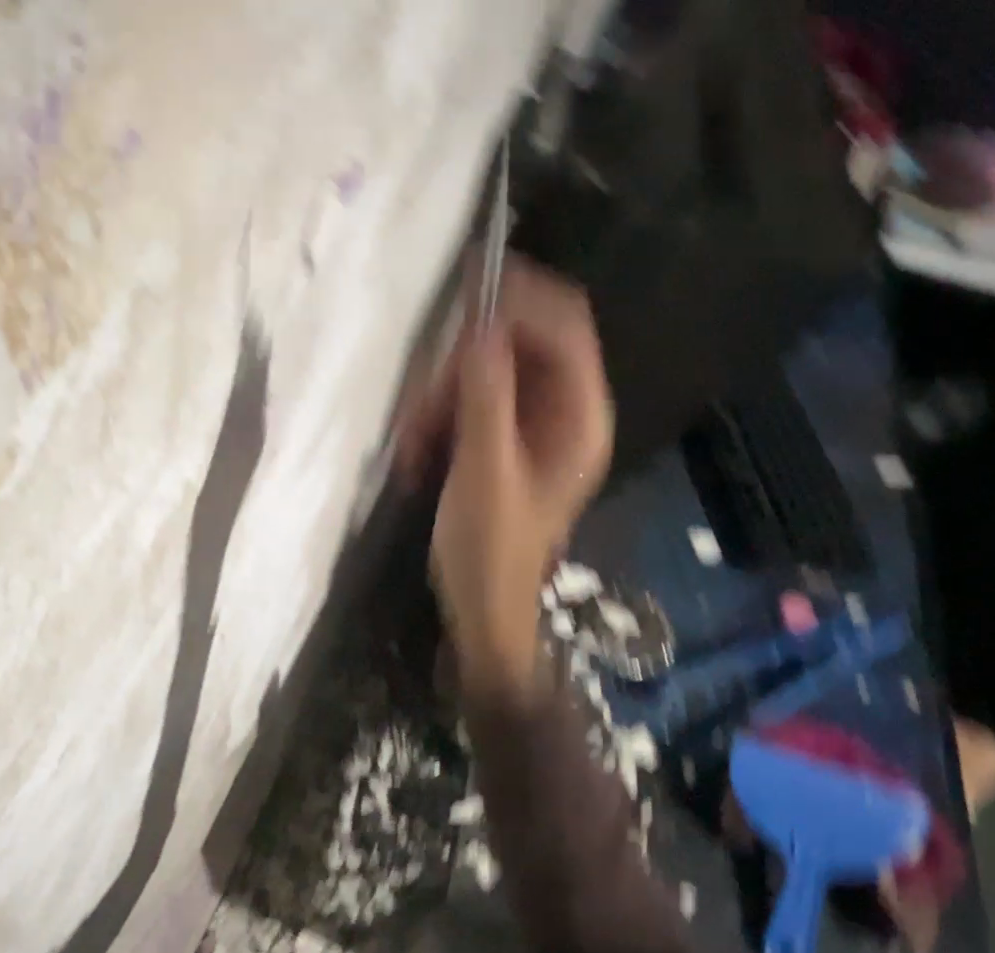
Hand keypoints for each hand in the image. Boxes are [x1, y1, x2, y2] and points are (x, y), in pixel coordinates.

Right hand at [402, 254, 613, 695]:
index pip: (564, 327)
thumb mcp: (484, 472)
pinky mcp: (499, 439)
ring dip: (440, 397)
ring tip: (414, 444)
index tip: (463, 299)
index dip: (521, 301)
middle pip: (517, 344)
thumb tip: (482, 324)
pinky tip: (418, 455)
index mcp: (580, 416)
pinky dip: (437, 418)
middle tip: (424, 405)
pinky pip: (466, 402)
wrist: (481, 611)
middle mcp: (561, 410)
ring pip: (482, 373)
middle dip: (462, 366)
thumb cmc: (490, 552)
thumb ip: (486, 396)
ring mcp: (529, 424)